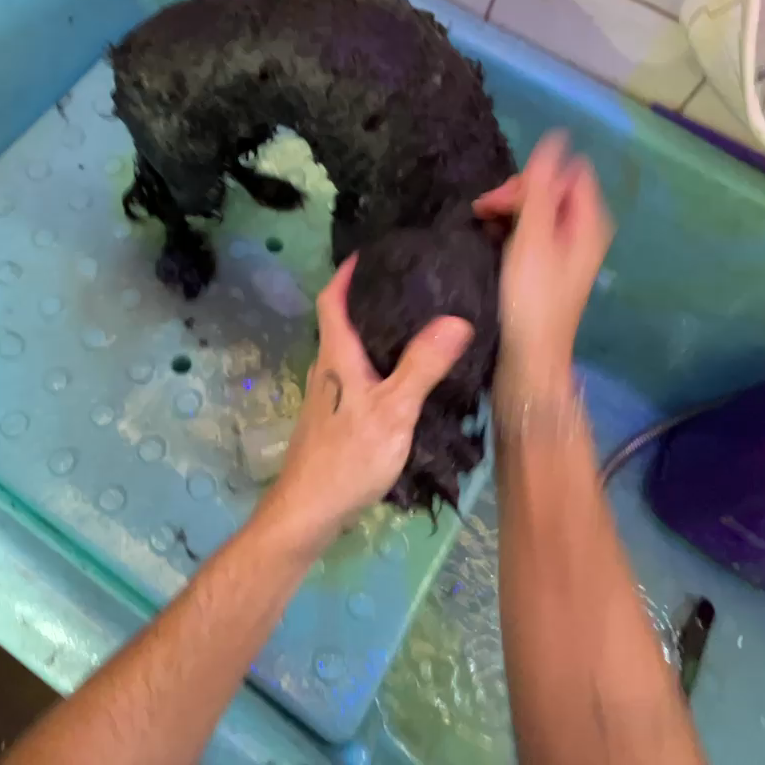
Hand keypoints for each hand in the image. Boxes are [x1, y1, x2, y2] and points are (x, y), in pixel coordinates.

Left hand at [258, 256, 473, 554]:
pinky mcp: (335, 416)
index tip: (369, 253)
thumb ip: (422, 366)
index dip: (345, 273)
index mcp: (335, 355)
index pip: (331, 299)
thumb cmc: (347, 457)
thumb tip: (456, 320)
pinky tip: (402, 375)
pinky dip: (376, 361)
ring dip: (374, 332)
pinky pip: (356, 374)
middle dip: (368, 298)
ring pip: (350, 350)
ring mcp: (328, 394)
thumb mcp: (393, 410)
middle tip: (408, 284)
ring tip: (414, 323)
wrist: (308, 511)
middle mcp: (327, 367)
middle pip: (342, 321)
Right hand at [474, 131, 614, 396]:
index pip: (567, 171)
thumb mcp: (535, 237)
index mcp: (589, 222)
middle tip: (485, 213)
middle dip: (516, 194)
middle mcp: (581, 231)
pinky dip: (507, 231)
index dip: (535, 176)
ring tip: (481, 227)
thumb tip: (556, 138)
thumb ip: (542, 188)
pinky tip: (487, 242)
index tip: (506, 198)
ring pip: (535, 209)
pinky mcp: (544, 266)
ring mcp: (564, 250)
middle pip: (550, 188)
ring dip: (506, 212)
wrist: (528, 357)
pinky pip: (527, 231)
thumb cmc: (532, 298)